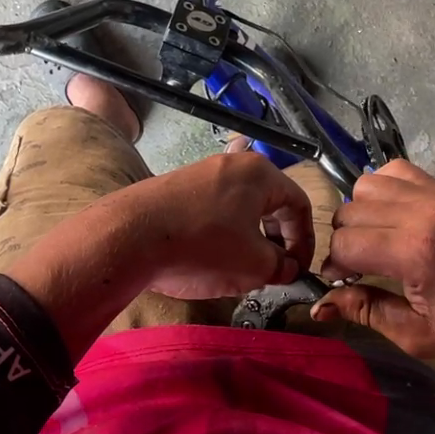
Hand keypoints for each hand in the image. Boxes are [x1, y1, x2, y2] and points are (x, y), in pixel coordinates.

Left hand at [5, 152, 312, 358]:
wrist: (129, 237)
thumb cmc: (202, 247)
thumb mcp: (255, 265)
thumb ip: (281, 266)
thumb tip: (286, 267)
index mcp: (261, 174)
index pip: (299, 204)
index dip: (305, 242)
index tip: (297, 269)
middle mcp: (233, 164)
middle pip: (270, 202)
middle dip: (276, 239)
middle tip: (272, 269)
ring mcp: (201, 173)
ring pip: (240, 207)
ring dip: (248, 238)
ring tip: (240, 267)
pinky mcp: (175, 188)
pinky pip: (212, 209)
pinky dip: (220, 233)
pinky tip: (208, 257)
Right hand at [310, 160, 434, 401]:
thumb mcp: (420, 336)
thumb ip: (368, 313)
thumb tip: (321, 304)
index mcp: (415, 251)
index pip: (344, 244)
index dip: (334, 268)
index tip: (341, 286)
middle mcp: (422, 213)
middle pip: (349, 212)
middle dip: (344, 243)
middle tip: (358, 270)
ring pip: (365, 186)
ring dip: (359, 214)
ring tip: (375, 243)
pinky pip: (395, 171)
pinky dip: (382, 190)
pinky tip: (392, 217)